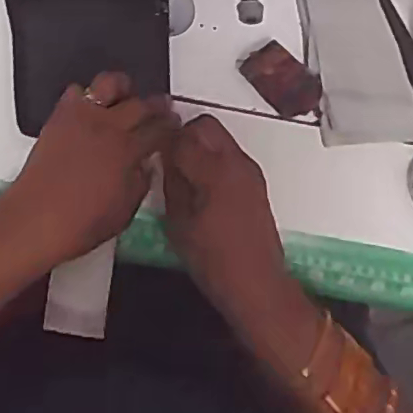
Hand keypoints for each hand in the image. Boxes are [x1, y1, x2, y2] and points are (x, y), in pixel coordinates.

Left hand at [0, 72, 176, 268]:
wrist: (36, 218)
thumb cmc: (81, 223)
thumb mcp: (125, 211)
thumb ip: (140, 182)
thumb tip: (145, 166)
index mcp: (128, 150)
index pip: (159, 128)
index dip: (170, 125)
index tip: (173, 124)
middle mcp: (107, 126)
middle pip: (140, 103)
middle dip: (156, 103)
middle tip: (160, 106)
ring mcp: (82, 116)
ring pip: (109, 83)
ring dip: (122, 88)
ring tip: (126, 95)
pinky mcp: (60, 115)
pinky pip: (76, 91)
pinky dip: (86, 95)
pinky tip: (90, 107)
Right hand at [161, 114, 295, 320]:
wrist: (259, 287)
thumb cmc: (214, 260)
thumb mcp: (178, 223)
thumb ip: (170, 182)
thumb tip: (165, 159)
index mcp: (214, 170)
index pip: (183, 136)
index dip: (164, 141)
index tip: (153, 152)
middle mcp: (236, 162)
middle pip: (206, 125)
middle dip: (185, 134)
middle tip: (171, 159)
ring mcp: (249, 170)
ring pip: (220, 137)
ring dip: (201, 145)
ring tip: (186, 173)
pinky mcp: (256, 182)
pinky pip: (230, 154)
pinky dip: (214, 158)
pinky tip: (203, 186)